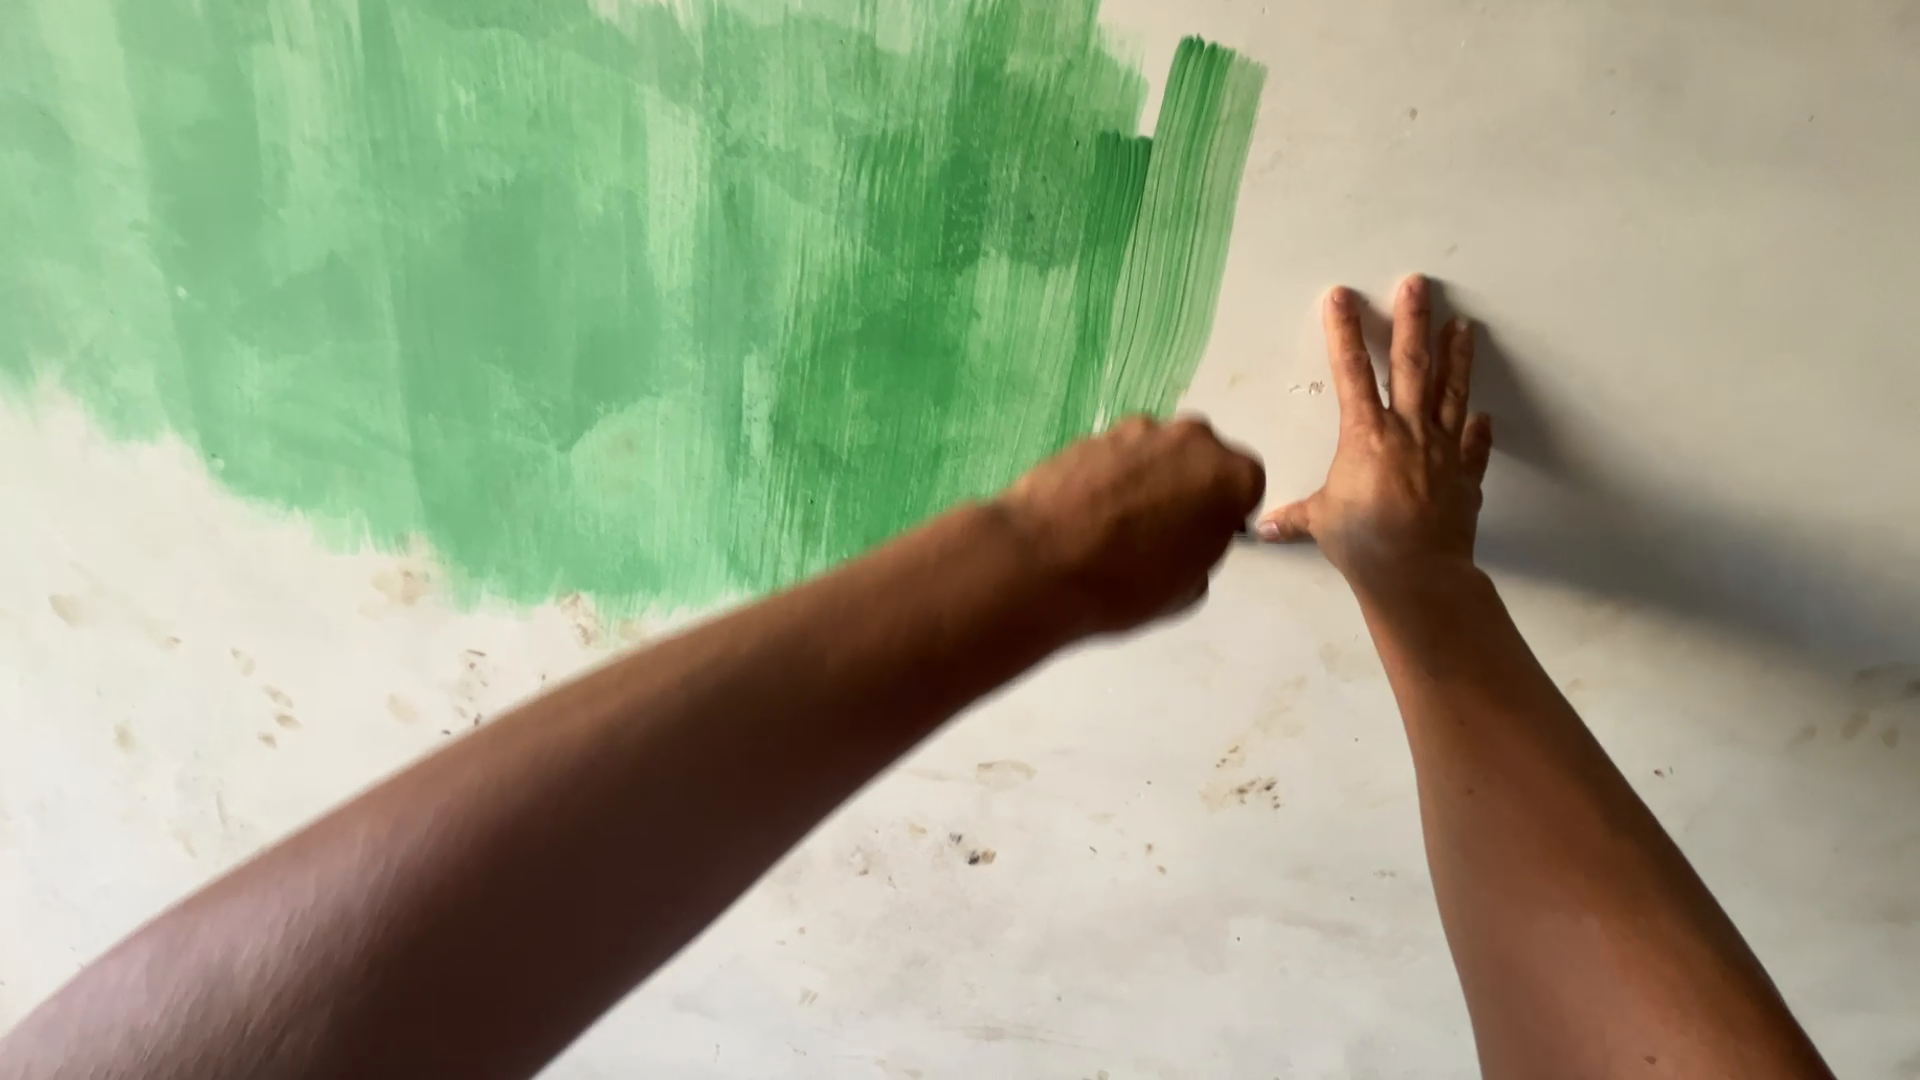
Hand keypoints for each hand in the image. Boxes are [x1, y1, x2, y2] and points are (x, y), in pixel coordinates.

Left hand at [999, 416, 1264, 634]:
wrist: (1040, 562)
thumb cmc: (1124, 584)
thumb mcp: (1187, 589)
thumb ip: (1202, 551)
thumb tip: (1184, 539)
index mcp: (1230, 477)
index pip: (1243, 488)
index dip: (1221, 514)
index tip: (1198, 536)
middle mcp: (1190, 440)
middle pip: (1198, 461)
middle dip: (1184, 488)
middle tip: (1156, 531)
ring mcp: (1136, 431)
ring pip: (1153, 454)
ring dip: (1143, 479)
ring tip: (1113, 525)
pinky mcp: (1089, 434)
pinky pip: (1113, 456)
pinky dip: (1106, 477)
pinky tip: (1085, 512)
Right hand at [1258, 276, 1493, 592]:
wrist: (1416, 572)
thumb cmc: (1361, 541)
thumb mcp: (1319, 522)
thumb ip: (1293, 518)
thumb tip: (1263, 528)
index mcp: (1365, 436)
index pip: (1351, 373)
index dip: (1343, 333)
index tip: (1341, 299)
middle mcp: (1407, 431)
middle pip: (1411, 365)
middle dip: (1411, 321)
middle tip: (1417, 285)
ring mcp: (1442, 449)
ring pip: (1450, 391)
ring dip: (1455, 356)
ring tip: (1462, 325)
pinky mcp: (1465, 474)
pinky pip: (1473, 444)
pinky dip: (1477, 428)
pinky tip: (1482, 413)